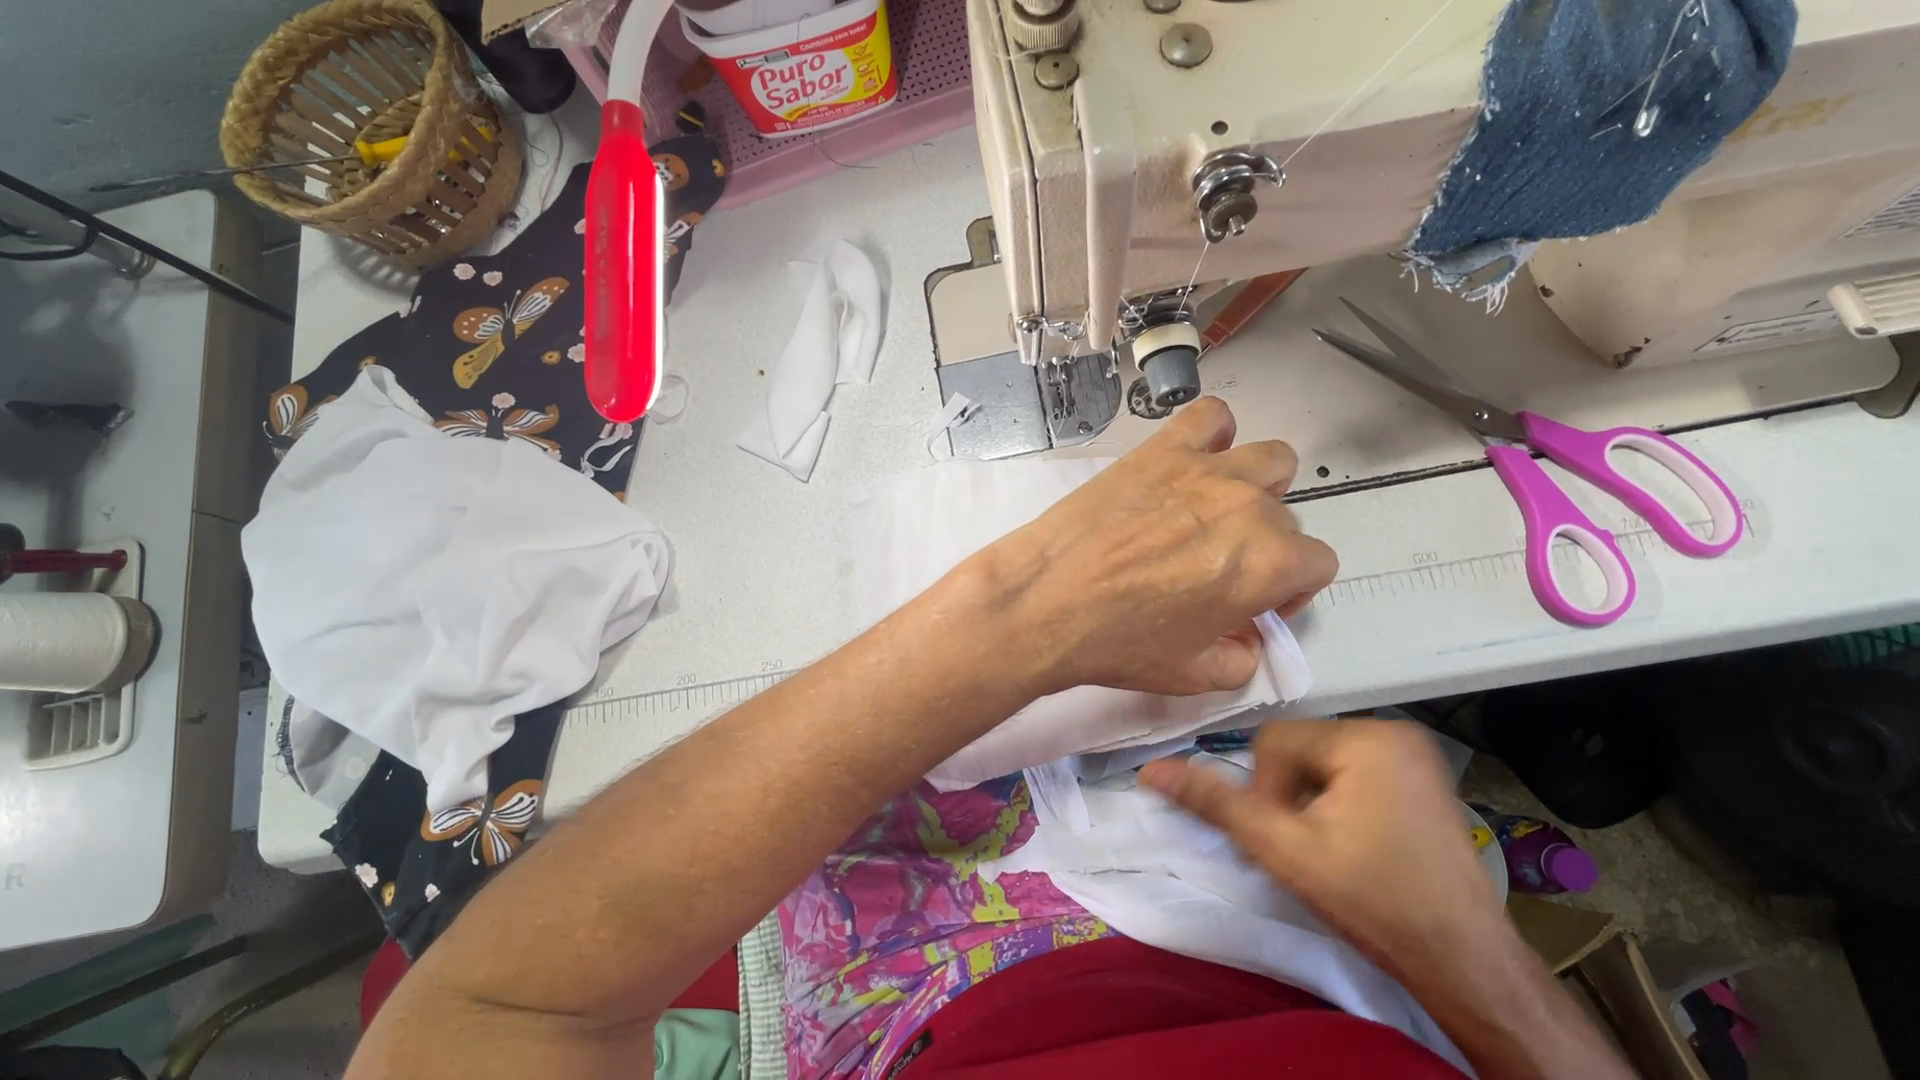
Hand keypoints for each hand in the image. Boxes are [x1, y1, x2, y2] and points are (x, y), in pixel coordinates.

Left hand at [975, 397, 1336, 698]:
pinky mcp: (1162, 450)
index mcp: (1268, 563)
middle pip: (1287, 518)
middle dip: (1264, 547)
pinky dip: (1212, 434)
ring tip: (1217, 511)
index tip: (1257, 603)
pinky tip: (1192, 460)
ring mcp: (1206, 471)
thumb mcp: (1193, 675)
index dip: (1292, 589)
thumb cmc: (1116, 642)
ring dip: (1257, 485)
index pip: (1318, 564)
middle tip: (1222, 568)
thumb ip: (1242, 659)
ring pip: (1269, 459)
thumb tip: (1247, 642)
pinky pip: (1210, 417)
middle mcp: (1249, 507)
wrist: (1046, 602)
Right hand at [1138, 719, 1504, 980]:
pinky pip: (1355, 775)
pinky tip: (1355, 847)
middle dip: (1289, 798)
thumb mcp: (1283, 849)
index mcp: (1367, 736)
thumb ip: (1215, 803)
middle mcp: (1396, 731)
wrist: (1462, 960)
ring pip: (1323, 765)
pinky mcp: (1425, 780)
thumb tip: (1151, 770)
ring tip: (1330, 852)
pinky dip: (1339, 805)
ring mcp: (1416, 755)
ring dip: (1310, 803)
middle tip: (1306, 850)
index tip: (1287, 839)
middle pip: (1299, 750)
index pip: (1273, 741)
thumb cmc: (1372, 900)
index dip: (1264, 792)